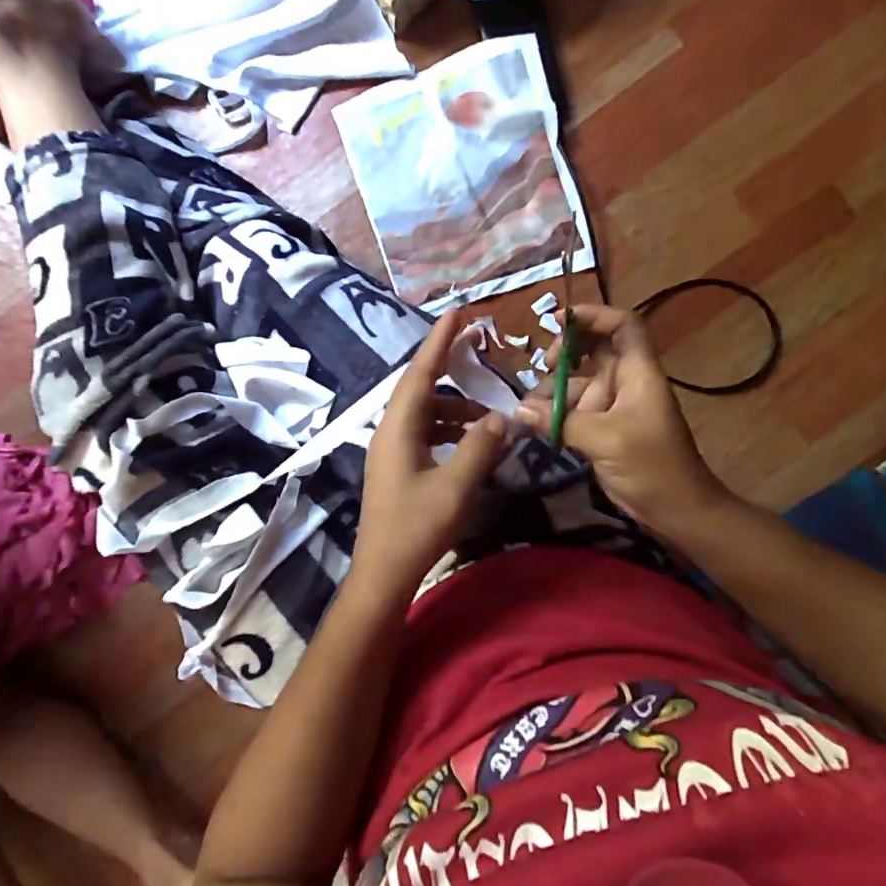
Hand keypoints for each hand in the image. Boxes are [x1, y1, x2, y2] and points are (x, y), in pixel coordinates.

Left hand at [355, 313, 507, 591]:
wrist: (383, 572)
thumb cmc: (416, 527)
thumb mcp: (455, 486)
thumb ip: (481, 446)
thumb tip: (503, 417)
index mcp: (398, 428)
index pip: (421, 373)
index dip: (440, 341)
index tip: (458, 313)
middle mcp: (391, 431)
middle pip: (423, 388)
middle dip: (451, 367)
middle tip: (480, 349)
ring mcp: (392, 450)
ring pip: (428, 413)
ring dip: (459, 408)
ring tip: (492, 416)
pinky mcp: (399, 467)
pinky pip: (427, 433)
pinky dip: (452, 430)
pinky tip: (474, 443)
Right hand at [514, 304, 731, 528]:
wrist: (676, 510)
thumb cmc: (652, 466)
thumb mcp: (605, 439)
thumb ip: (560, 421)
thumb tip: (517, 410)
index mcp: (638, 372)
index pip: (622, 325)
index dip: (593, 315)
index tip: (558, 320)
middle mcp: (625, 382)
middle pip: (593, 350)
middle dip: (564, 353)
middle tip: (540, 366)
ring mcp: (613, 406)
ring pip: (578, 383)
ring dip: (552, 390)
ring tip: (526, 408)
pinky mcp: (603, 429)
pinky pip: (574, 410)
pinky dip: (555, 414)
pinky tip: (532, 423)